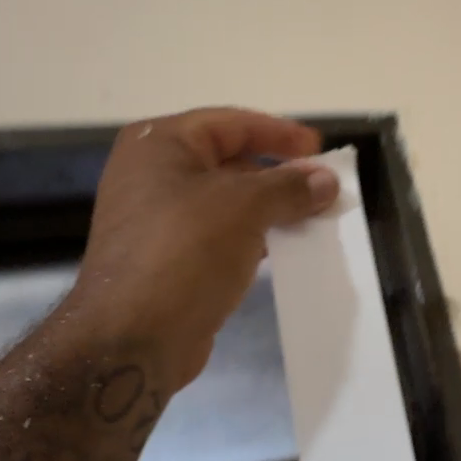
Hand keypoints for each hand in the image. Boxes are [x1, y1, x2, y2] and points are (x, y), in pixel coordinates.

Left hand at [64, 108, 338, 389]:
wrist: (134, 336)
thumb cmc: (186, 251)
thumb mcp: (246, 206)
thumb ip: (290, 187)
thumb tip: (326, 181)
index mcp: (160, 145)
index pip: (231, 124)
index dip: (279, 133)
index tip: (320, 151)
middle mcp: (152, 175)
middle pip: (229, 161)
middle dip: (278, 175)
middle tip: (321, 191)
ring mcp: (157, 220)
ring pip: (226, 203)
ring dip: (269, 210)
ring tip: (310, 221)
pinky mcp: (167, 260)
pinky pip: (218, 236)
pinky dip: (251, 238)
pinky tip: (280, 251)